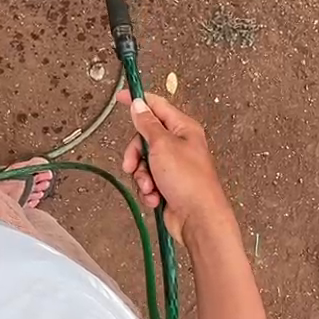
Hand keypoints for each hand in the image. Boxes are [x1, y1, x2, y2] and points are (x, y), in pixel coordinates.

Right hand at [118, 89, 235, 244]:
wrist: (197, 219)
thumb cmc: (189, 181)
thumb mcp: (162, 145)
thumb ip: (147, 124)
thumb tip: (139, 105)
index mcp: (183, 128)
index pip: (156, 106)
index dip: (138, 101)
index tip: (120, 98)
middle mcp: (179, 144)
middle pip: (144, 137)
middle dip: (135, 153)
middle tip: (132, 163)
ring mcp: (173, 165)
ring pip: (143, 161)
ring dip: (141, 175)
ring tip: (150, 186)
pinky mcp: (168, 184)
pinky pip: (147, 179)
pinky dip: (147, 189)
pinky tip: (155, 197)